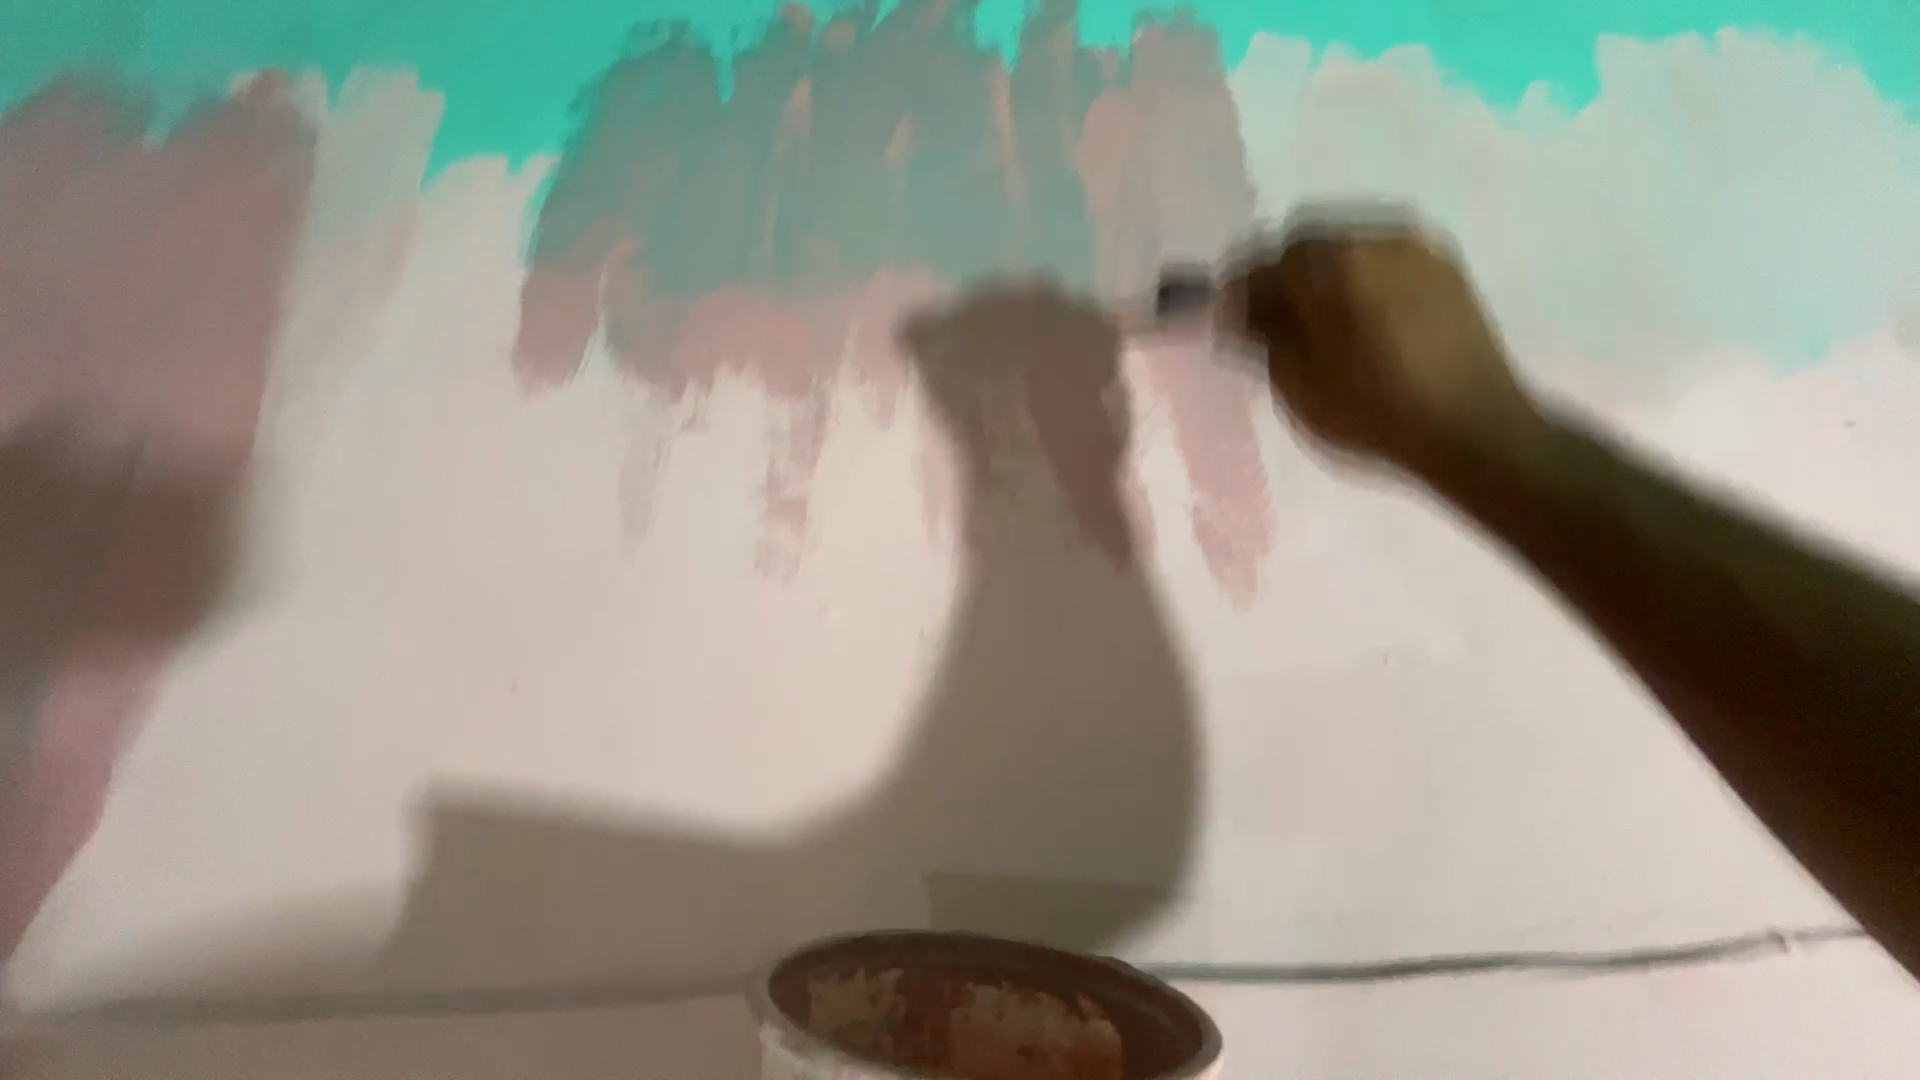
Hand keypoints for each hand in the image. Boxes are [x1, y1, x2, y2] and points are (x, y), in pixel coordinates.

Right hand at [1217, 207, 1537, 474]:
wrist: (1473, 429)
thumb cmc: (1372, 411)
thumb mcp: (1296, 383)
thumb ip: (1263, 336)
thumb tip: (1241, 312)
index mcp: (1331, 263)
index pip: (1262, 261)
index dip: (1237, 290)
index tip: (1226, 321)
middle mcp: (1374, 237)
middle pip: (1305, 240)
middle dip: (1278, 275)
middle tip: (1265, 319)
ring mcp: (1416, 248)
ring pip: (1346, 244)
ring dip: (1318, 274)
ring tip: (1311, 320)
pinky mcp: (1445, 269)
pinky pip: (1382, 258)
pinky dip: (1356, 278)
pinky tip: (1353, 318)